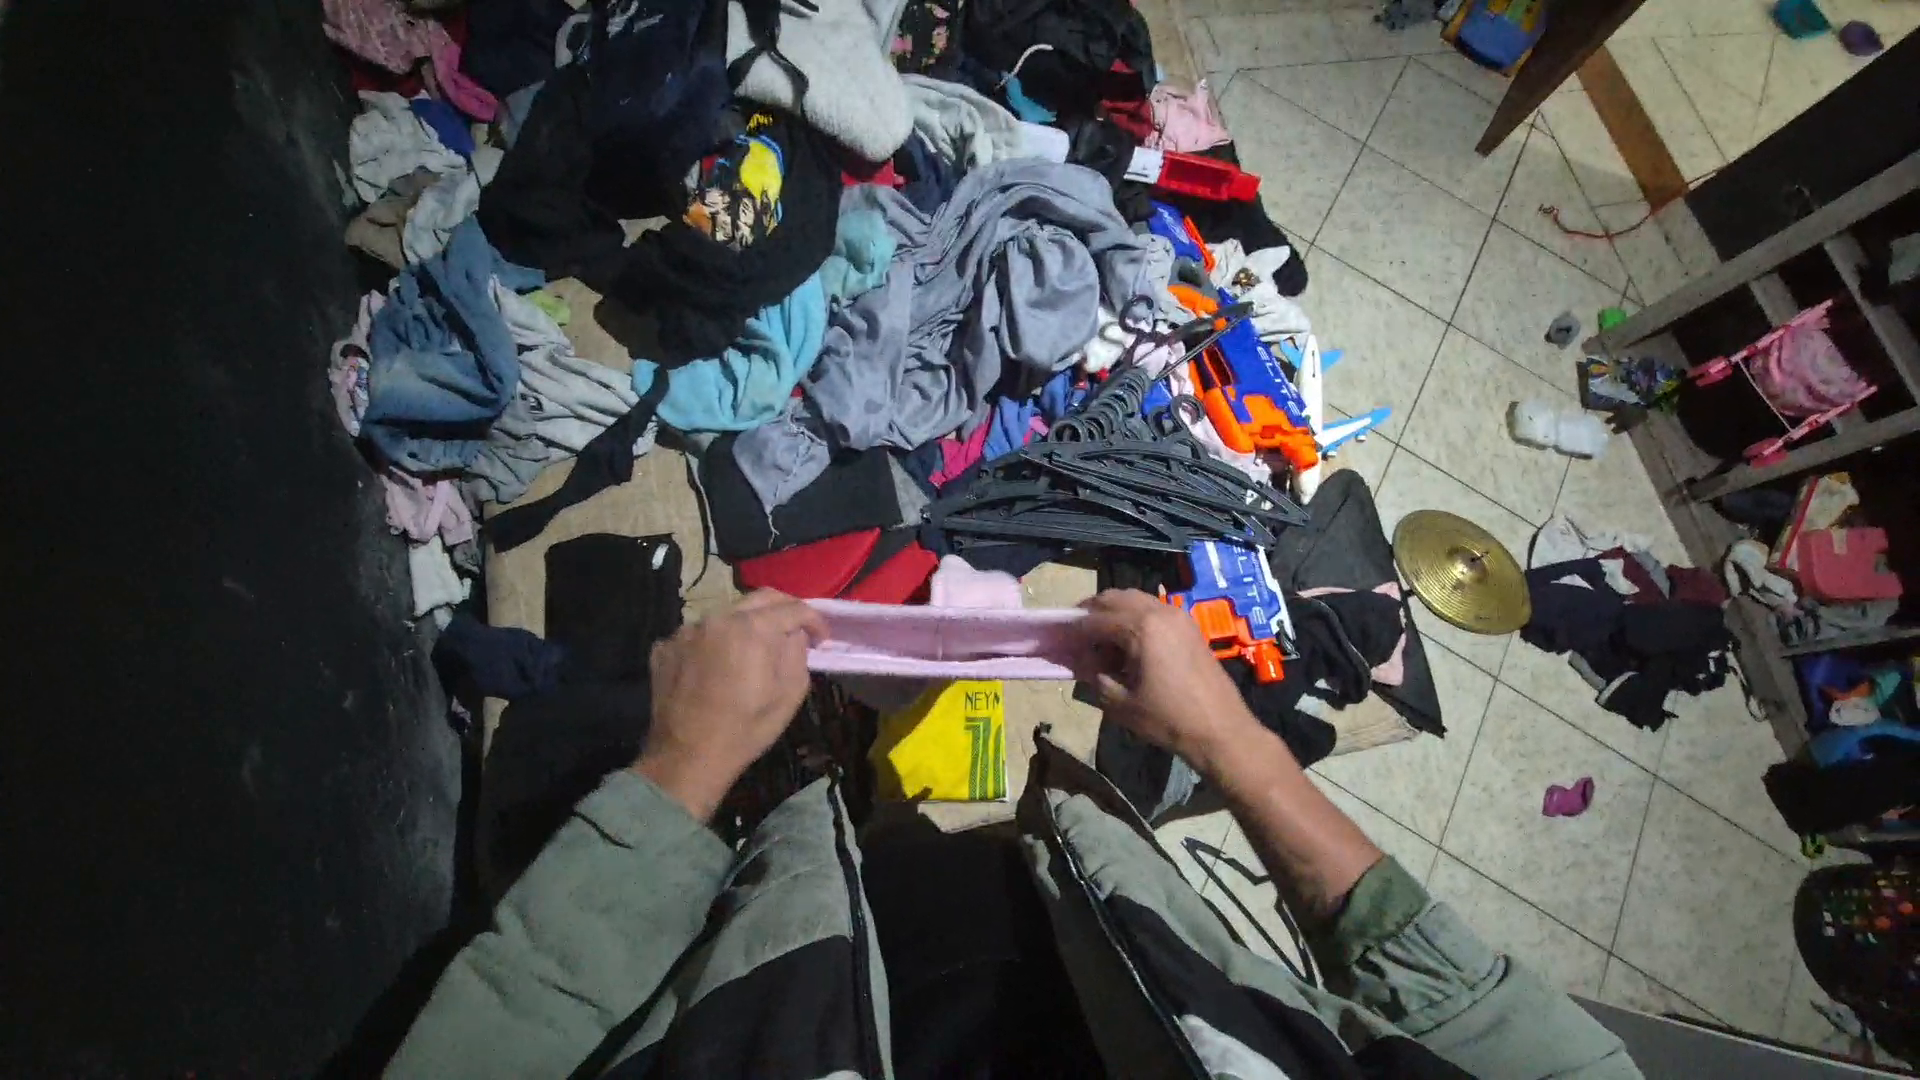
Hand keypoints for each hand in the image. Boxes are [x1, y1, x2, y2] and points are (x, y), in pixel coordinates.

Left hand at [635, 590, 825, 820]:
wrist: (687, 758)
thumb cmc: (747, 728)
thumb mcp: (790, 693)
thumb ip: (797, 652)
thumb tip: (794, 634)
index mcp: (752, 627)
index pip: (793, 608)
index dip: (814, 619)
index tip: (822, 637)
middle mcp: (717, 617)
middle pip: (759, 598)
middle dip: (783, 610)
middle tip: (795, 630)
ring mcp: (686, 630)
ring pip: (727, 614)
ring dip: (746, 625)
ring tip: (754, 649)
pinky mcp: (665, 646)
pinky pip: (699, 633)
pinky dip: (715, 642)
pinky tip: (718, 665)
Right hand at [1072, 589, 1262, 774]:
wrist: (1221, 730)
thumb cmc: (1168, 719)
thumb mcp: (1120, 703)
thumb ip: (1095, 676)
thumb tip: (1080, 661)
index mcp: (1140, 627)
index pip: (1095, 619)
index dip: (1073, 630)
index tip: (1059, 641)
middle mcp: (1159, 611)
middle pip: (1113, 598)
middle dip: (1091, 612)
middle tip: (1076, 634)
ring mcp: (1177, 615)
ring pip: (1134, 598)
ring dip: (1112, 612)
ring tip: (1100, 637)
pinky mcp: (1188, 624)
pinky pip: (1152, 608)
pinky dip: (1134, 615)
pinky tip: (1127, 641)